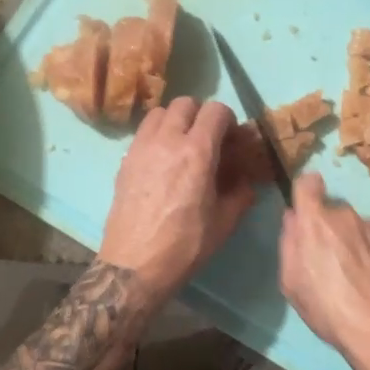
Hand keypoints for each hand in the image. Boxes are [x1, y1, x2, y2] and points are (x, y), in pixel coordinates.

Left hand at [99, 97, 262, 305]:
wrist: (135, 265)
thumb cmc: (185, 246)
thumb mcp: (224, 223)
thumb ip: (241, 193)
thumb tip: (245, 179)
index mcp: (197, 152)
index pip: (215, 110)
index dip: (228, 120)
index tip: (232, 140)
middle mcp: (167, 140)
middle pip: (185, 103)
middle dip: (201, 115)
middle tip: (208, 140)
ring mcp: (141, 148)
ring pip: (160, 112)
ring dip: (175, 121)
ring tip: (182, 145)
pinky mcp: (125, 160)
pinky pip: (143, 132)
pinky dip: (156, 135)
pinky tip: (163, 162)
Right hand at [278, 173, 369, 359]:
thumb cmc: (326, 308)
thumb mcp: (291, 283)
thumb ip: (289, 244)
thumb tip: (293, 219)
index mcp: (316, 221)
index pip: (307, 184)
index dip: (306, 191)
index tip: (306, 206)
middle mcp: (347, 216)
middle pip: (332, 212)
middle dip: (327, 230)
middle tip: (325, 262)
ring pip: (355, 228)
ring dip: (350, 243)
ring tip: (351, 278)